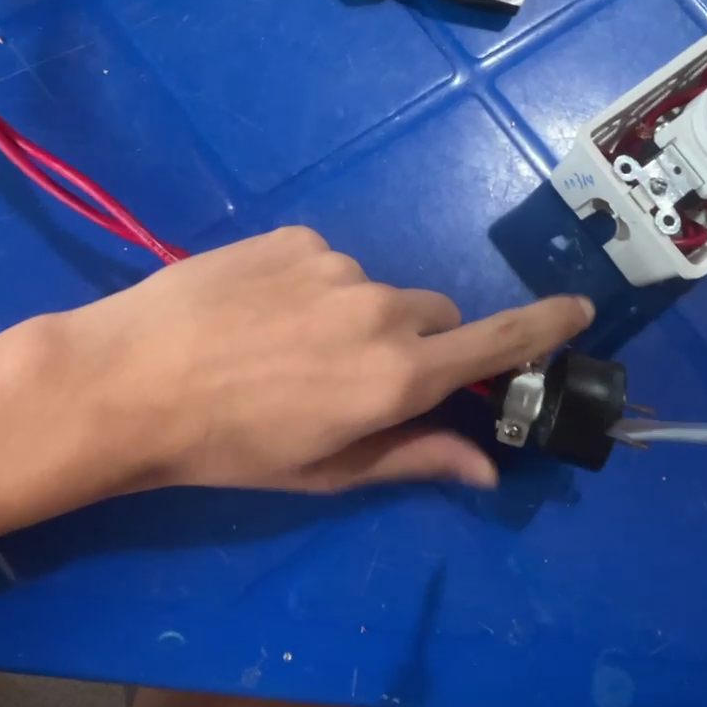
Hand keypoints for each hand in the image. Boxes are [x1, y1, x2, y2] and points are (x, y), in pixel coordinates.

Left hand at [11, 227, 591, 499]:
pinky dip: (313, 287)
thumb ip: (413, 458)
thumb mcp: (324, 470)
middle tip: (358, 377)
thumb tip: (488, 468)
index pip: (497, 341)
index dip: (545, 328)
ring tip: (287, 346)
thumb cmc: (228, 446)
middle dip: (417, 344)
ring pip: (377, 291)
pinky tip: (260, 312)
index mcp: (396, 374)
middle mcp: (380, 309)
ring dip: (357, 316)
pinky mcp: (294, 237)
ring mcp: (335, 264)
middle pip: (434, 315)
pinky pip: (327, 263)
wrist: (129, 380)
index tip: (578, 311)